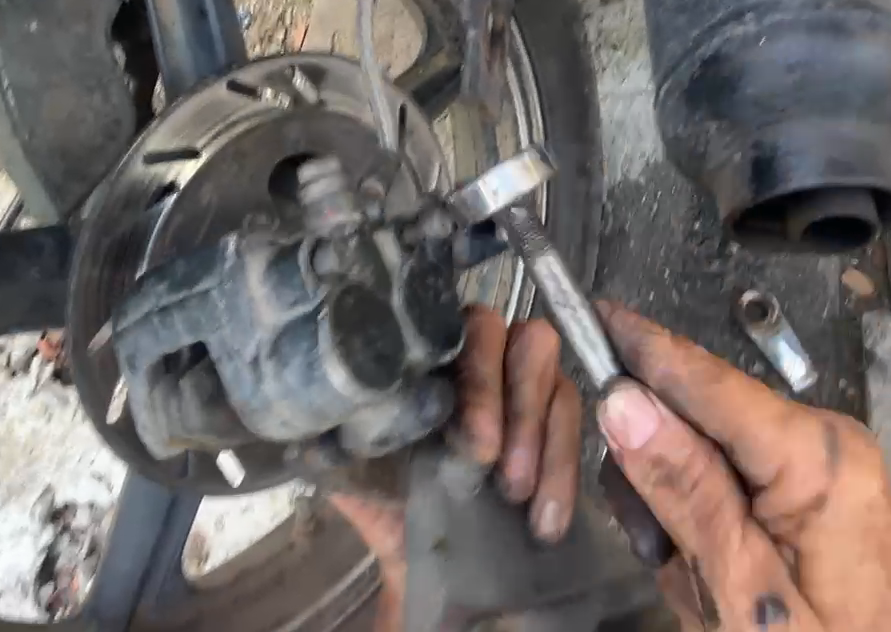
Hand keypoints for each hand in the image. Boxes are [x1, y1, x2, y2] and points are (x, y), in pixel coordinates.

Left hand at [328, 304, 583, 628]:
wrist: (427, 562)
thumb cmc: (388, 504)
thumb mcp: (357, 474)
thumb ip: (339, 444)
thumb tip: (316, 431)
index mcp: (435, 359)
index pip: (466, 327)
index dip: (479, 376)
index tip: (476, 444)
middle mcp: (485, 357)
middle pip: (520, 337)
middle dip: (515, 402)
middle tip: (499, 469)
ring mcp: (527, 383)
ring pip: (554, 374)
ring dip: (543, 435)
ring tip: (519, 497)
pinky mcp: (556, 419)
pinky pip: (574, 419)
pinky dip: (563, 468)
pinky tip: (547, 519)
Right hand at [596, 302, 890, 631]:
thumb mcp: (744, 599)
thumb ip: (684, 492)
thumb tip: (621, 399)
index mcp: (814, 454)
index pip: (705, 377)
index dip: (642, 343)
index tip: (589, 311)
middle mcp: (822, 438)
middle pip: (701, 415)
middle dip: (661, 470)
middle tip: (657, 550)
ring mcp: (822, 464)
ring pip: (708, 451)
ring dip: (682, 511)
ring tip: (696, 584)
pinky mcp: (816, 490)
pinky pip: (733, 479)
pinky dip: (708, 523)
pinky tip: (717, 579)